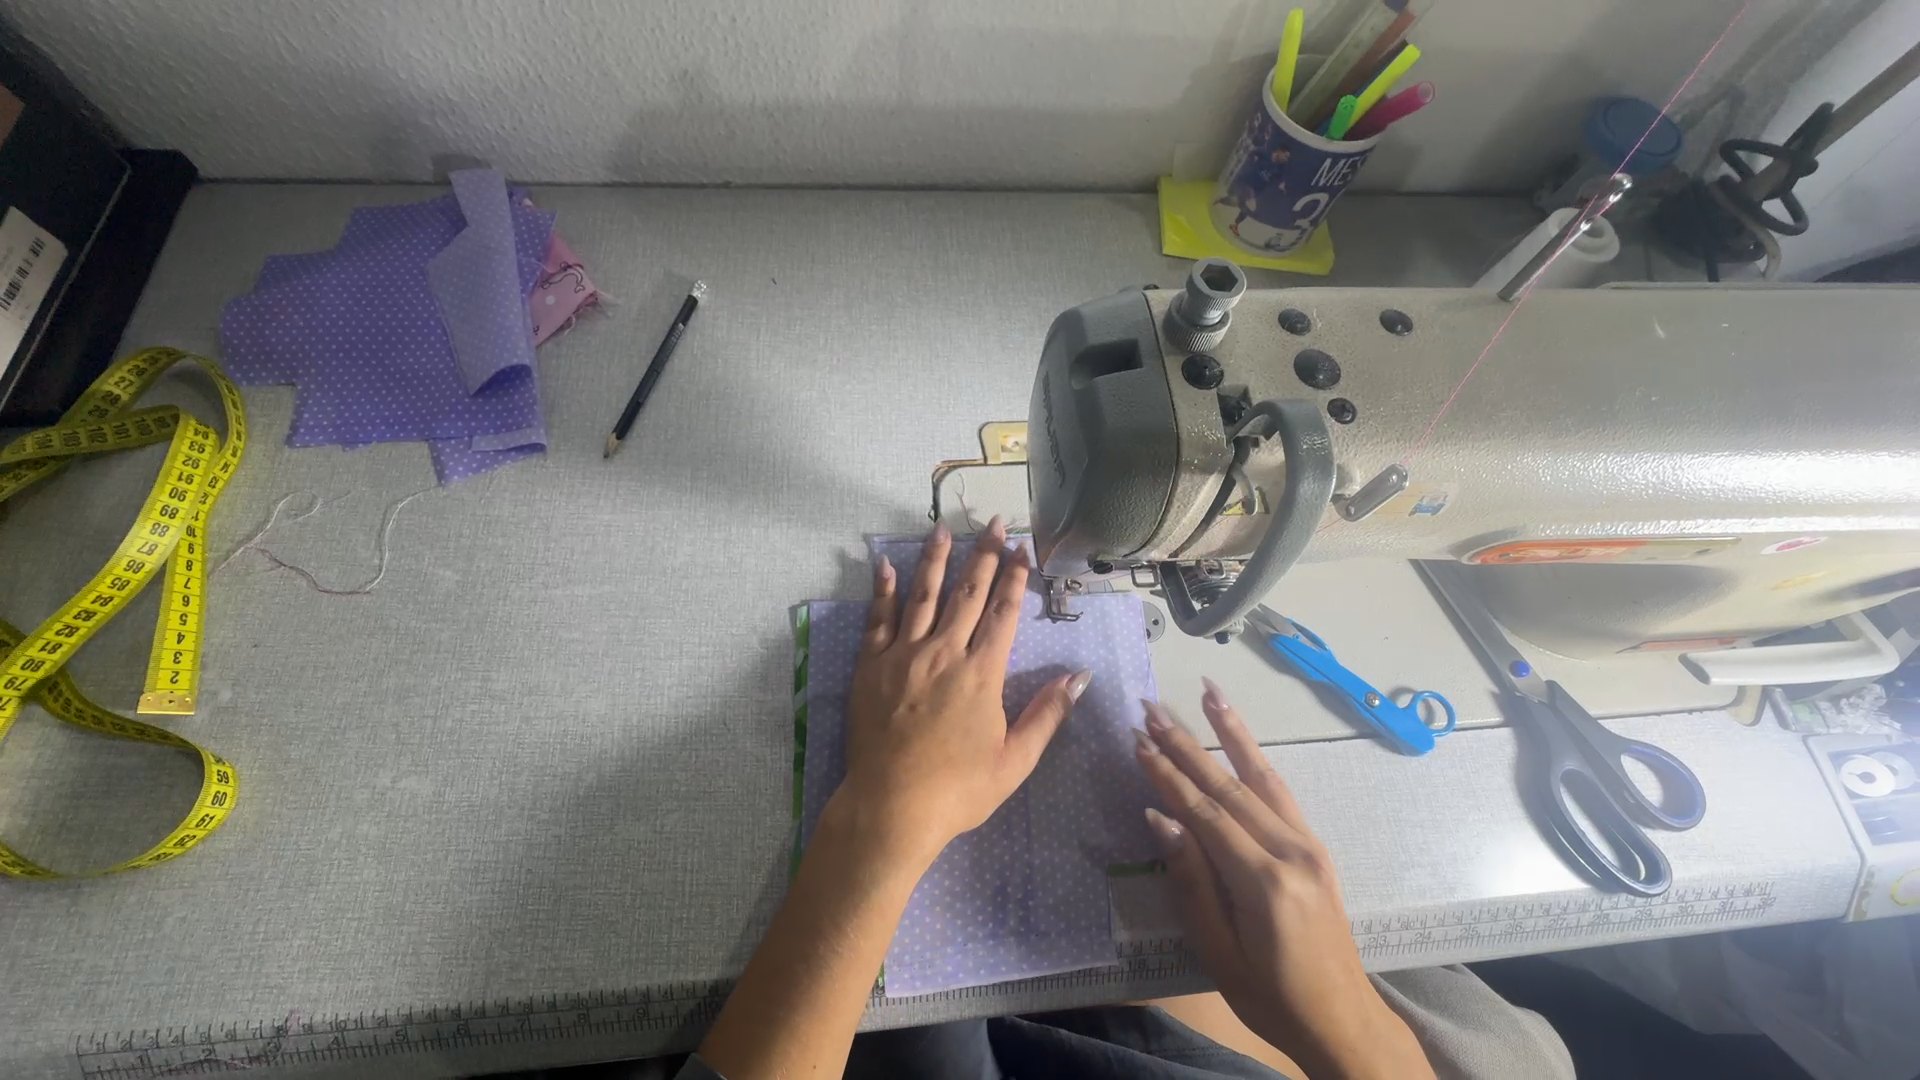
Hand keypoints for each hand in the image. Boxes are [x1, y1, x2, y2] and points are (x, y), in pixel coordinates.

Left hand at [834, 518, 1090, 866]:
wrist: (892, 807)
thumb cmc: (959, 789)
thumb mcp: (1015, 760)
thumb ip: (1047, 714)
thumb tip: (1080, 677)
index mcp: (982, 674)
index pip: (1003, 613)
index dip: (1015, 578)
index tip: (1022, 549)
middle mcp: (944, 653)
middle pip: (967, 594)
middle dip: (984, 556)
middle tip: (994, 524)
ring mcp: (904, 656)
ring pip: (923, 596)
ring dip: (936, 560)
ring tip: (944, 530)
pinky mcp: (871, 667)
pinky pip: (877, 619)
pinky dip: (882, 590)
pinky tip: (884, 564)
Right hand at [1135, 681, 1433, 1079]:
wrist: (1344, 1021)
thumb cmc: (1271, 997)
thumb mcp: (1218, 952)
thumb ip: (1191, 881)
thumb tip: (1160, 817)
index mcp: (1263, 882)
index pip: (1205, 812)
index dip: (1168, 775)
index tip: (1138, 739)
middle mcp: (1291, 851)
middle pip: (1229, 786)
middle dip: (1186, 743)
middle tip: (1153, 708)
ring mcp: (1308, 845)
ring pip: (1261, 776)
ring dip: (1230, 731)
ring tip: (1209, 692)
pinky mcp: (1315, 846)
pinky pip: (1280, 792)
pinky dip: (1257, 757)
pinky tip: (1240, 736)